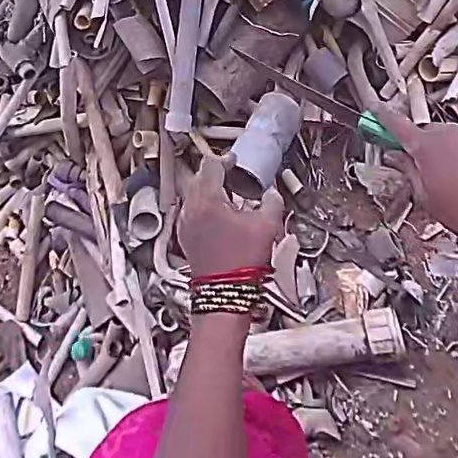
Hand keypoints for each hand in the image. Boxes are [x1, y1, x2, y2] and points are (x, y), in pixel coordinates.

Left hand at [177, 152, 283, 277]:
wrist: (225, 296)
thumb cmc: (241, 264)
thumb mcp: (266, 226)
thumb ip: (272, 202)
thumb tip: (272, 195)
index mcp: (208, 201)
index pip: (211, 166)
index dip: (225, 160)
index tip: (234, 163)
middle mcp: (192, 210)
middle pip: (199, 178)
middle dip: (215, 173)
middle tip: (231, 176)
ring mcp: (186, 225)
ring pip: (192, 194)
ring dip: (208, 189)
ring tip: (226, 195)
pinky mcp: (185, 238)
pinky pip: (191, 211)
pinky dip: (203, 206)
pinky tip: (219, 215)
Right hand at [374, 108, 457, 240]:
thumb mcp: (427, 197)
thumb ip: (409, 172)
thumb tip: (398, 160)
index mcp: (425, 146)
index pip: (395, 124)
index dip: (382, 117)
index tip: (375, 112)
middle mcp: (448, 133)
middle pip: (427, 134)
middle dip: (425, 148)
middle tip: (428, 172)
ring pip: (453, 138)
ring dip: (452, 153)